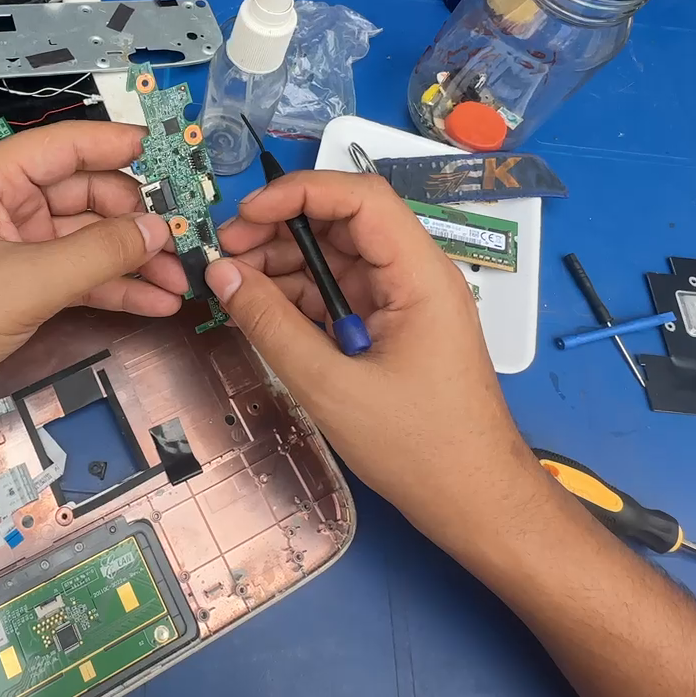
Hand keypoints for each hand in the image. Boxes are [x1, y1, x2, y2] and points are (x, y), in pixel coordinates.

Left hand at [0, 122, 185, 424]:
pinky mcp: (15, 284)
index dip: (118, 145)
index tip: (170, 153)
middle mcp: (5, 203)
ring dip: (130, 261)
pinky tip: (150, 303)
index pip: (66, 146)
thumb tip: (159, 229)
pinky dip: (108, 288)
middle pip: (84, 195)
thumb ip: (97, 254)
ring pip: (84, 241)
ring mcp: (12, 246)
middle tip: (183, 244)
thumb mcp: (24, 282)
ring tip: (177, 283)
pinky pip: (72, 276)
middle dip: (134, 221)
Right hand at [208, 171, 553, 557]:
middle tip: (225, 254)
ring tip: (232, 285)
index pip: (359, 198)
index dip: (298, 193)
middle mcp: (411, 274)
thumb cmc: (418, 448)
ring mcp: (398, 300)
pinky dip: (294, 296)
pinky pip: (334, 292)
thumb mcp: (330, 385)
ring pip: (332, 257)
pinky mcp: (386, 326)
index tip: (245, 217)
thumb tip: (220, 273)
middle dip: (279, 229)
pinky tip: (258, 310)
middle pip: (341, 222)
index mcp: (417, 274)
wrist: (475, 503)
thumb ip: (270, 324)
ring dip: (280, 263)